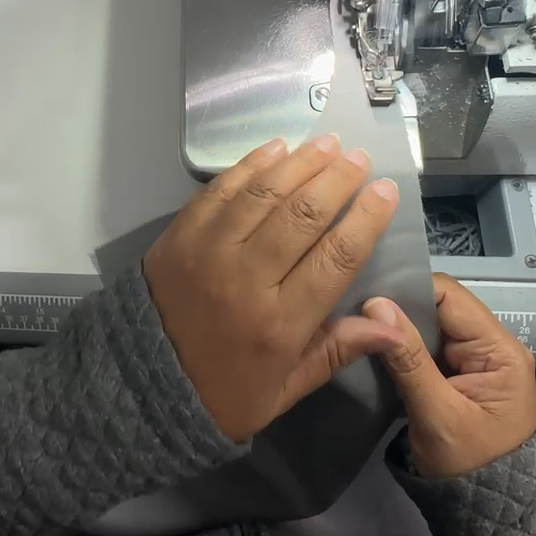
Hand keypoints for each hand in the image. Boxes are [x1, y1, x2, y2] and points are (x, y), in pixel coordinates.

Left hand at [144, 135, 404, 441]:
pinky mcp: (181, 233)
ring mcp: (209, 250)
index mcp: (279, 324)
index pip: (336, 258)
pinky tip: (274, 149)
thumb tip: (395, 325)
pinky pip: (221, 190)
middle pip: (303, 216)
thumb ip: (337, 349)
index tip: (386, 190)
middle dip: (336, 180)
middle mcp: (246, 279)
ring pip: (263, 194)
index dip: (366, 220)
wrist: (140, 382)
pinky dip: (249, 165)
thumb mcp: (285, 389)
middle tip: (360, 158)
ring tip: (327, 144)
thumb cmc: (222, 391)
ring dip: (299, 163)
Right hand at [365, 274, 535, 477]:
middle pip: (438, 304)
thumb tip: (376, 304)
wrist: (487, 514)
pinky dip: (400, 340)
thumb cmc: (469, 466)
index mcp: (501, 350)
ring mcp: (475, 356)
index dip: (408, 290)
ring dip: (397, 322)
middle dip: (399, 304)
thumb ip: (408, 359)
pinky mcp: (457, 368)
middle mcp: (492, 344)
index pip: (449, 297)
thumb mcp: (437, 415)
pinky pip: (425, 340)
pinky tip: (373, 340)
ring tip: (358, 320)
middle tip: (354, 307)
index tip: (366, 296)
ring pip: (429, 321)